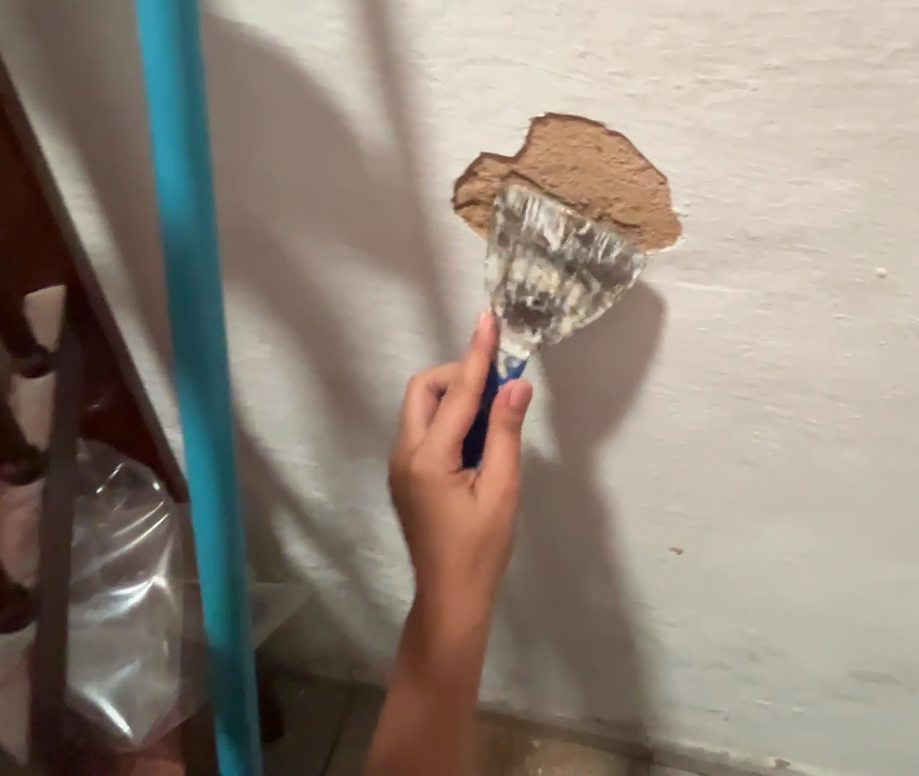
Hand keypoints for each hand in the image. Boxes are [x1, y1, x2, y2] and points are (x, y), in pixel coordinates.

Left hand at [389, 310, 532, 636]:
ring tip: (493, 411)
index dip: (477, 354)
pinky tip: (476, 436)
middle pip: (424, 390)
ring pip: (422, 408)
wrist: (449, 598)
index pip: (458, 392)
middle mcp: (405, 453)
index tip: (488, 320)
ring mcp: (401, 465)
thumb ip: (505, 432)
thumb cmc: (481, 548)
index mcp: (428, 457)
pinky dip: (450, 418)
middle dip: (459, 374)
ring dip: (455, 396)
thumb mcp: (502, 489)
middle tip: (498, 384)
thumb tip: (517, 383)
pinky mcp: (406, 475)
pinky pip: (425, 428)